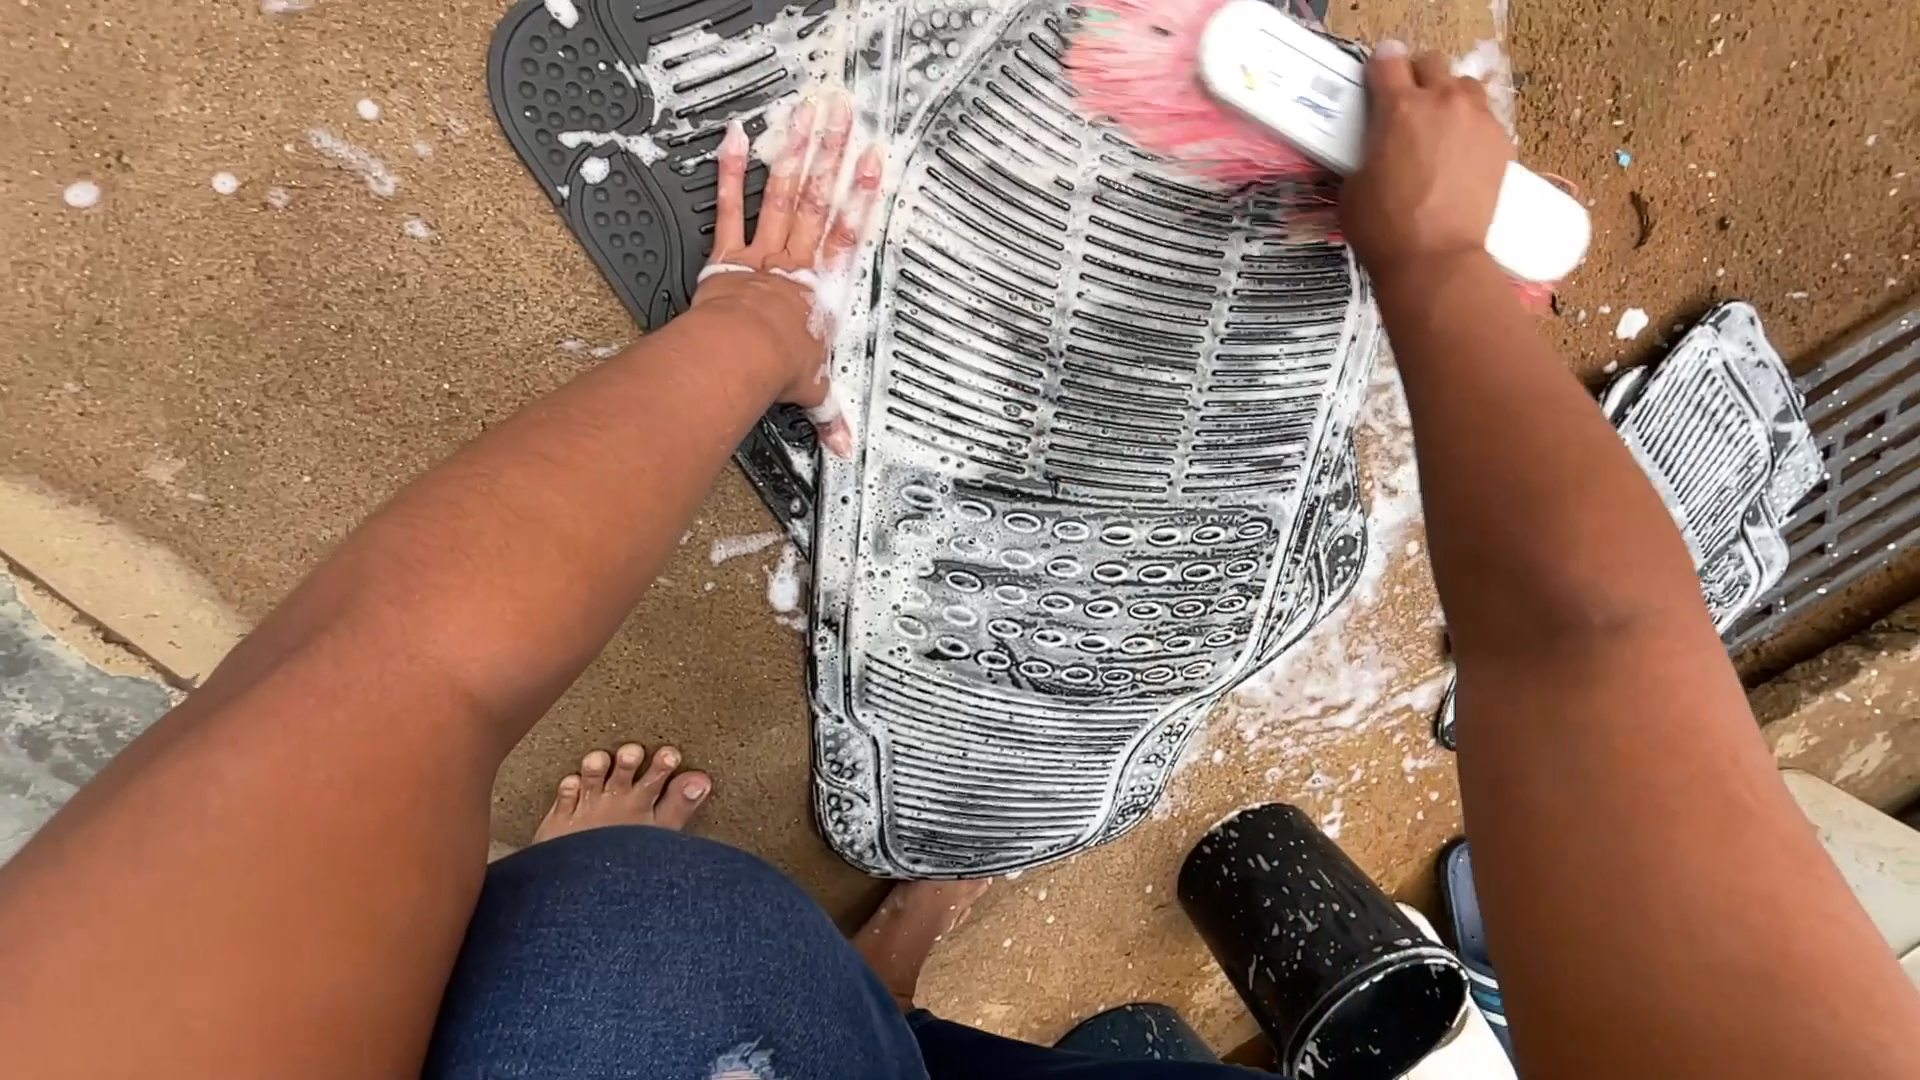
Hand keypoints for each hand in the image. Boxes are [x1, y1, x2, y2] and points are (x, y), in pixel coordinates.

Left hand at [693, 96, 883, 456]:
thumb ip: (832, 417)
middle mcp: (797, 264)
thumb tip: (847, 451)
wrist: (741, 357)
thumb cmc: (779, 370)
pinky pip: (732, 208)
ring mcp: (764, 254)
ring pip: (785, 195)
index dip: (864, 197)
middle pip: (821, 202)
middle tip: (844, 114)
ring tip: (806, 112)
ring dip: (796, 152)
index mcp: (823, 291)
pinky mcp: (731, 255)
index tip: (876, 160)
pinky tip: (737, 137)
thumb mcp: (815, 394)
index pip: (851, 235)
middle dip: (835, 156)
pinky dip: (731, 172)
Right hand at [1338, 42, 1510, 283]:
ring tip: (1435, 127)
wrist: (1433, 257)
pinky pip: (1482, 118)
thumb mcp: (1353, 189)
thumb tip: (1372, 145)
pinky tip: (1454, 155)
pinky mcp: (1500, 140)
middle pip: (1431, 62)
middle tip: (1404, 102)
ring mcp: (1477, 119)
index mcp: (1398, 111)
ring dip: (1446, 97)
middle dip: (1414, 76)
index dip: (1378, 66)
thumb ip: (1365, 152)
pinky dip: (1466, 127)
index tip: (1375, 74)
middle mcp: (1442, 102)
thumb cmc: (1382, 229)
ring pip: (1463, 85)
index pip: (1387, 62)